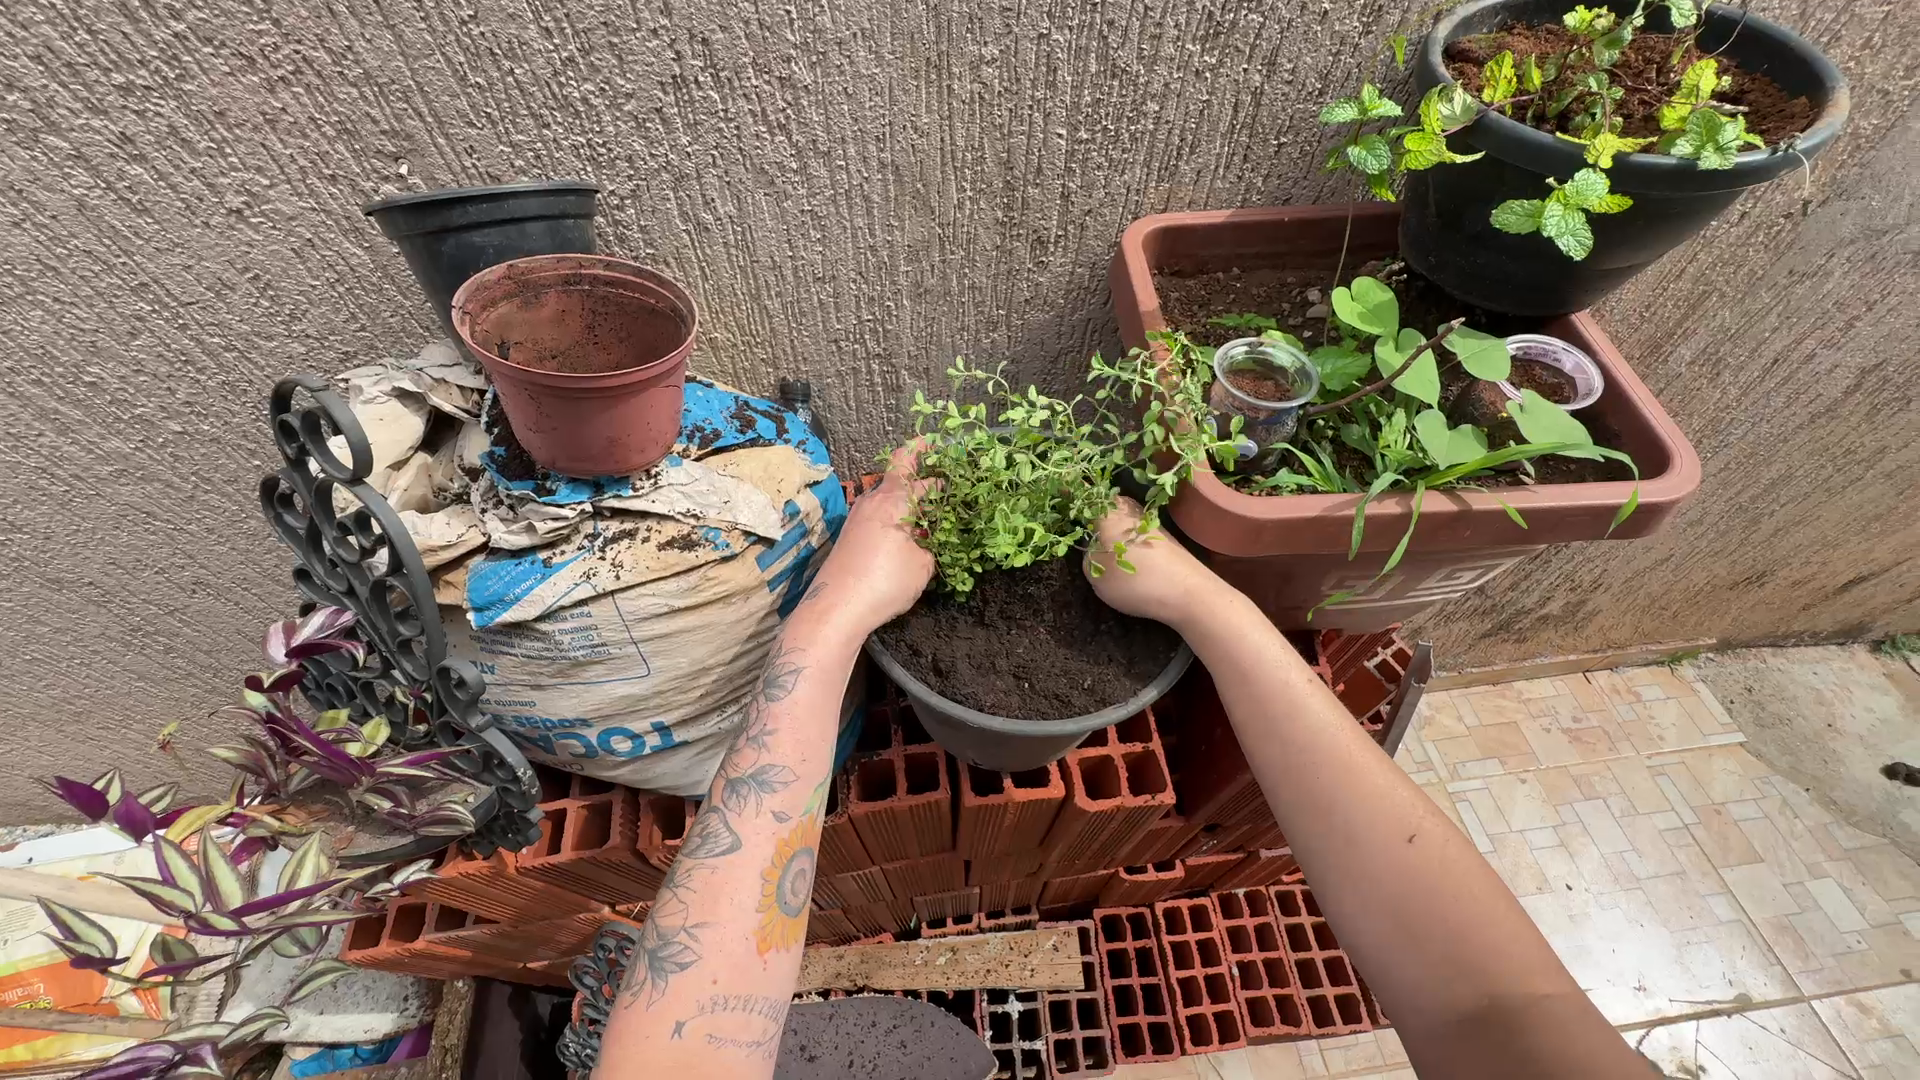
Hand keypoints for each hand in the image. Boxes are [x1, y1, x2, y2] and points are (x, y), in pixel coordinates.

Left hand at [797, 443, 935, 639]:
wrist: (836, 608)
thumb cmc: (884, 582)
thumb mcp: (923, 564)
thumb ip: (931, 544)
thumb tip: (929, 538)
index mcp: (893, 499)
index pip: (908, 461)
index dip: (925, 452)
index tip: (938, 447)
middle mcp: (872, 502)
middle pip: (896, 478)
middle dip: (918, 478)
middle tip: (940, 484)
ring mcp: (857, 518)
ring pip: (887, 500)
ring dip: (907, 503)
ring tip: (928, 516)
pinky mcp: (850, 536)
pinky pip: (878, 517)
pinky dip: (895, 519)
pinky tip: (907, 537)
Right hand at [1082, 498, 1224, 628]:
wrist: (1189, 593)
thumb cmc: (1135, 582)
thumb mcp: (1096, 576)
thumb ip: (1088, 557)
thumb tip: (1094, 547)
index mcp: (1108, 515)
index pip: (1085, 496)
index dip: (1071, 492)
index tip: (1059, 489)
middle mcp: (1129, 511)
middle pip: (1106, 501)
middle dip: (1092, 505)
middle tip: (1079, 515)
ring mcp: (1149, 521)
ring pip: (1122, 513)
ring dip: (1110, 519)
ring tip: (1098, 534)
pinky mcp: (1163, 536)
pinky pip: (1135, 527)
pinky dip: (1125, 532)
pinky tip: (1124, 549)